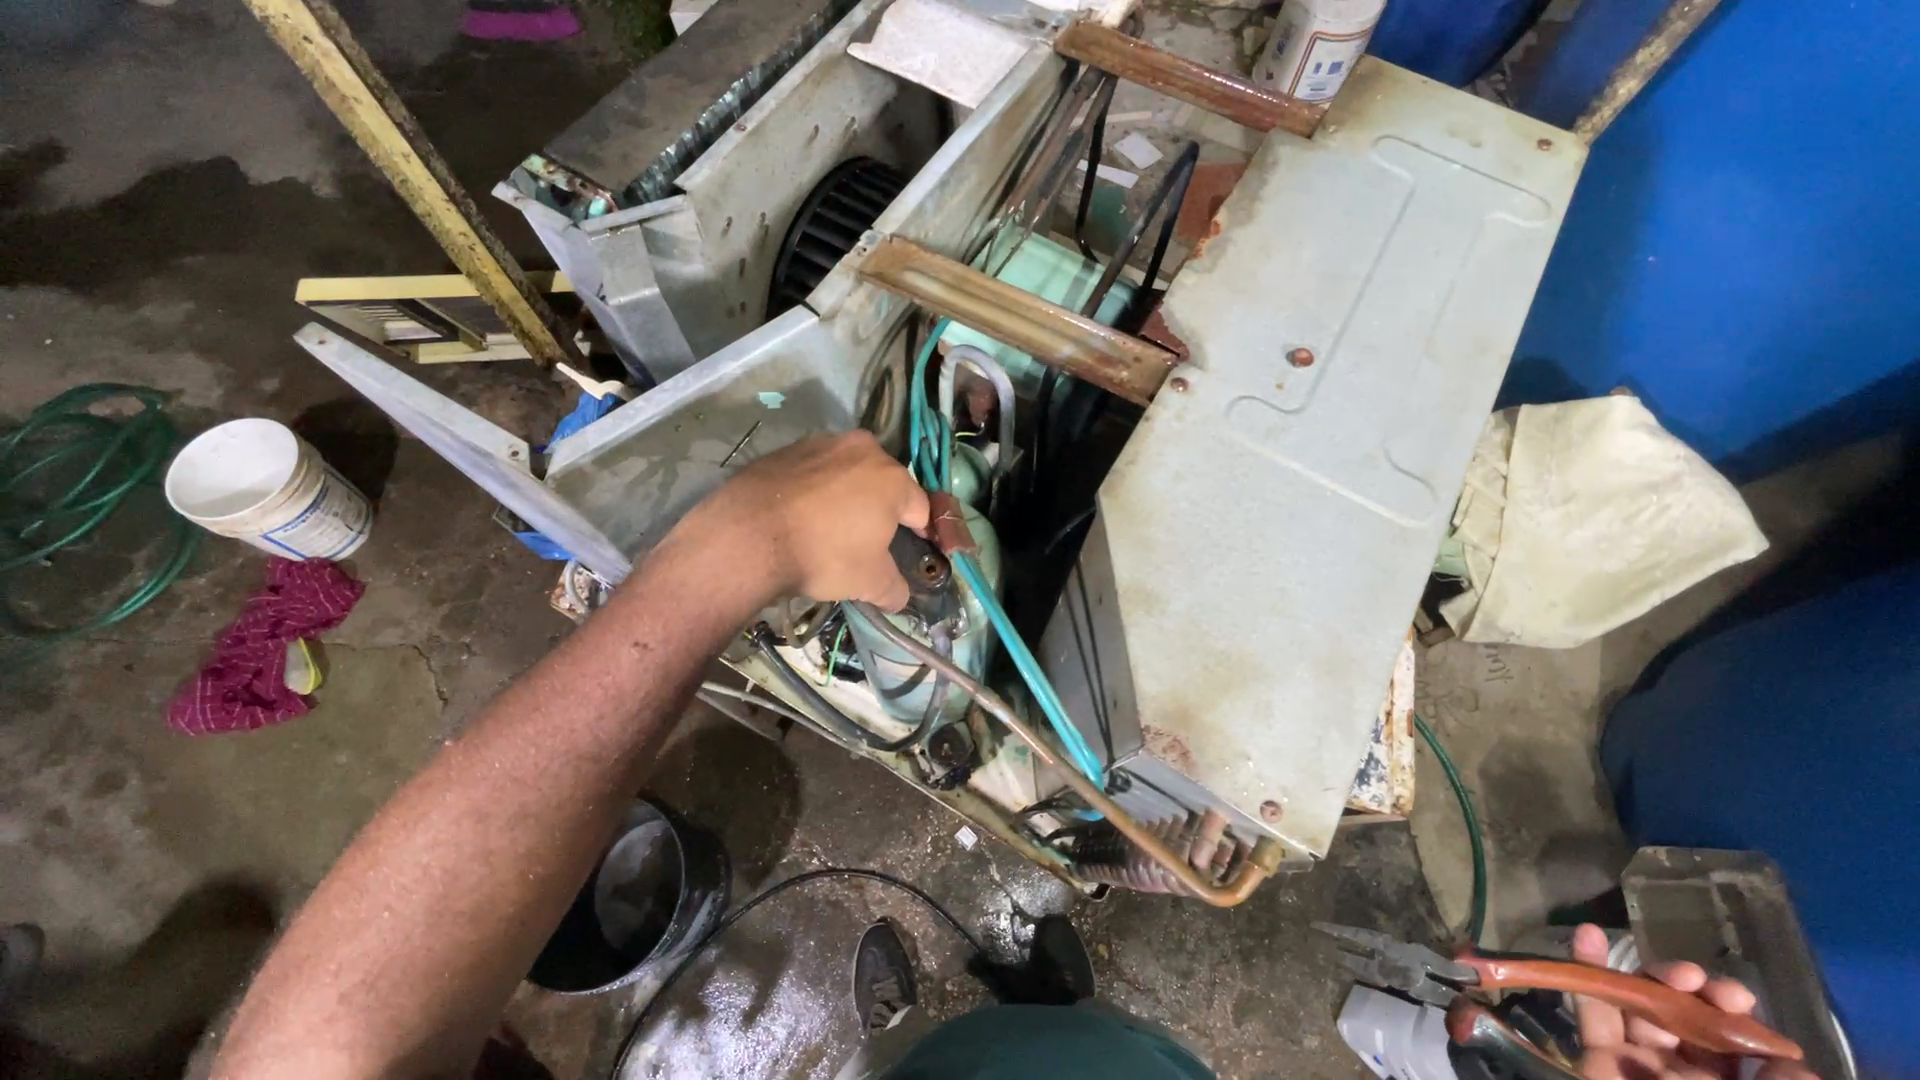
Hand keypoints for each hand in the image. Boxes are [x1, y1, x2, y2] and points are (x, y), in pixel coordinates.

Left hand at [668, 431, 929, 610]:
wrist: (747, 536)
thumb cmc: (823, 555)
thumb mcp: (869, 583)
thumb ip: (894, 589)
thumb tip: (899, 596)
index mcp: (893, 478)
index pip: (921, 508)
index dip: (920, 533)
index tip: (910, 551)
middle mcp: (863, 449)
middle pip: (884, 484)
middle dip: (881, 510)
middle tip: (866, 542)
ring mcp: (822, 444)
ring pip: (848, 474)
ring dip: (847, 496)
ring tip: (829, 529)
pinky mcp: (787, 449)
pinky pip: (814, 472)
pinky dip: (814, 490)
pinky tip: (800, 517)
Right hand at [1571, 924, 1816, 1079]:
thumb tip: (1798, 1063)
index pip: (1734, 1043)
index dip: (1735, 1014)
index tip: (1737, 999)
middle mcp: (1682, 1068)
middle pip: (1684, 1015)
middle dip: (1694, 990)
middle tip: (1704, 982)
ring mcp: (1637, 1057)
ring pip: (1639, 1004)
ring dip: (1650, 975)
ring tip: (1676, 970)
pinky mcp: (1596, 1050)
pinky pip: (1590, 1008)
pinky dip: (1586, 968)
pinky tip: (1588, 934)